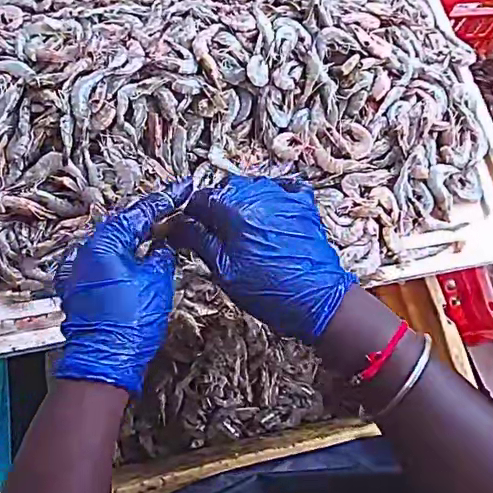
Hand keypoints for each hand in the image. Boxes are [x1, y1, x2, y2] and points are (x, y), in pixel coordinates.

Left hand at [52, 181, 192, 395]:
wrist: (105, 362)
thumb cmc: (129, 325)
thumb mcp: (156, 282)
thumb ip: (160, 254)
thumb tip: (164, 243)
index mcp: (103, 243)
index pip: (139, 213)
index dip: (164, 201)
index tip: (182, 190)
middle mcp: (85, 252)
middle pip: (121, 226)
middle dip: (148, 219)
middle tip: (173, 210)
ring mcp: (77, 271)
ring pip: (110, 243)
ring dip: (133, 238)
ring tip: (157, 233)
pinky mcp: (77, 288)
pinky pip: (99, 262)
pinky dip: (118, 257)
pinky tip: (131, 259)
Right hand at [170, 175, 353, 342]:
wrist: (318, 301)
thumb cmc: (269, 290)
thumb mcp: (222, 269)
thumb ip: (197, 239)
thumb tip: (175, 225)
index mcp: (232, 206)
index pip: (197, 199)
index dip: (187, 217)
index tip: (185, 233)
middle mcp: (256, 192)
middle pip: (222, 192)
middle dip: (212, 212)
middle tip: (211, 240)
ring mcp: (282, 195)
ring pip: (248, 190)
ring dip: (238, 207)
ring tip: (240, 236)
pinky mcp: (301, 205)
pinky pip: (278, 191)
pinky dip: (268, 200)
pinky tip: (265, 218)